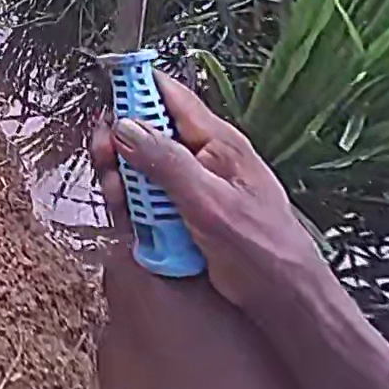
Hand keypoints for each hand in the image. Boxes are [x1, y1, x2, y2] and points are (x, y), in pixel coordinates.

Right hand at [89, 72, 329, 314]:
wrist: (283, 302)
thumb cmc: (263, 251)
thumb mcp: (209, 203)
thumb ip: (165, 162)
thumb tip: (124, 126)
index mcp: (216, 141)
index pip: (168, 94)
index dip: (135, 86)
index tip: (105, 91)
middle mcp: (198, 155)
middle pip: (142, 129)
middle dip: (118, 141)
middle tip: (106, 156)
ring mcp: (185, 181)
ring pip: (136, 162)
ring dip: (121, 177)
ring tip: (121, 196)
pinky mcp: (175, 207)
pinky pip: (141, 192)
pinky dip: (130, 201)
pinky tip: (130, 215)